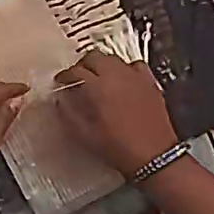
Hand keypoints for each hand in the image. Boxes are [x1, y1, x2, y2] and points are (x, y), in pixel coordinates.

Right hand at [56, 50, 179, 174]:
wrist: (154, 156)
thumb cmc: (116, 146)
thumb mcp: (84, 134)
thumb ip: (68, 113)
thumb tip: (60, 99)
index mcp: (98, 87)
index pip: (75, 71)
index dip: (65, 76)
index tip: (60, 82)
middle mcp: (116, 75)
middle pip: (94, 57)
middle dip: (82, 65)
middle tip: (77, 77)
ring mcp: (135, 77)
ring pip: (113, 59)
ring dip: (102, 65)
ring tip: (98, 78)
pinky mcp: (150, 82)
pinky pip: (134, 66)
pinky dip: (125, 69)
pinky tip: (123, 80)